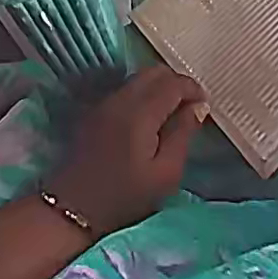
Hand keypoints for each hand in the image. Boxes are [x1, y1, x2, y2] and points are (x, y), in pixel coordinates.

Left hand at [46, 67, 207, 234]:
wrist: (73, 206)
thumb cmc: (125, 196)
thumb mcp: (165, 174)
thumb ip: (183, 134)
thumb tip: (198, 107)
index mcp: (140, 113)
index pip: (173, 83)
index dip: (193, 89)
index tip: (204, 105)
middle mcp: (121, 99)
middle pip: (154, 72)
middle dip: (176, 83)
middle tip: (190, 107)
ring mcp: (105, 102)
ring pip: (139, 78)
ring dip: (159, 87)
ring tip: (171, 113)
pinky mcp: (96, 109)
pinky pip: (126, 89)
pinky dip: (143, 93)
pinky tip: (149, 118)